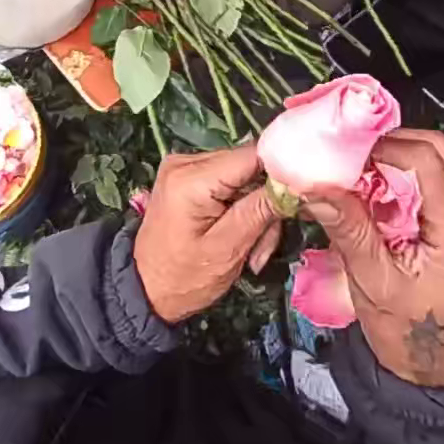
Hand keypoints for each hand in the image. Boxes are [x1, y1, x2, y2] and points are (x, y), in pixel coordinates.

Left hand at [133, 144, 280, 322]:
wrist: (145, 289)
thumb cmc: (184, 278)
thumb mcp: (228, 249)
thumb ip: (261, 210)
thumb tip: (296, 181)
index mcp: (191, 176)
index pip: (253, 154)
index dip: (282, 174)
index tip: (298, 202)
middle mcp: (185, 160)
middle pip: (250, 165)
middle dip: (266, 202)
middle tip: (264, 245)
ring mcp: (185, 166)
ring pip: (244, 175)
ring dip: (255, 209)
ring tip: (251, 249)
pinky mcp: (188, 175)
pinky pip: (229, 181)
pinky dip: (240, 207)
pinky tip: (239, 234)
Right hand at [303, 130, 443, 386]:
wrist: (433, 372)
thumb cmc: (405, 334)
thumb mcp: (371, 279)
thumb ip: (347, 227)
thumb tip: (315, 185)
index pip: (427, 164)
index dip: (383, 148)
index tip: (348, 151)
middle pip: (440, 154)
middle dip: (391, 146)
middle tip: (353, 156)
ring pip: (443, 165)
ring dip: (399, 161)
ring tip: (363, 173)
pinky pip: (443, 185)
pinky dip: (409, 180)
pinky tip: (381, 192)